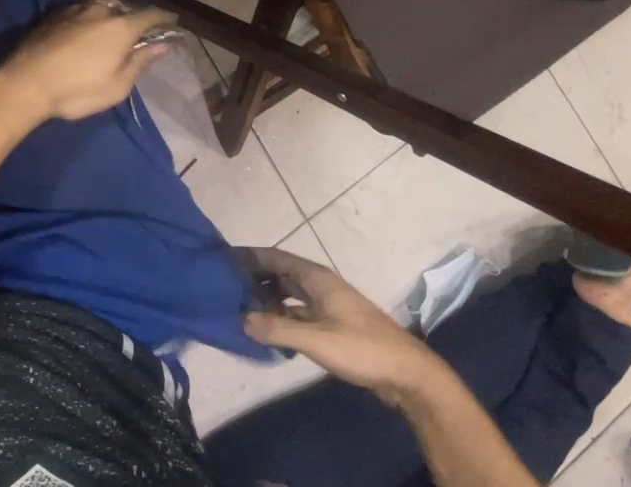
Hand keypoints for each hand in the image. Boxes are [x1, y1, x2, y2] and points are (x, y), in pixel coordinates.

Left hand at [0, 0, 173, 121]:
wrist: (25, 83)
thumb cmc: (77, 90)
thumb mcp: (117, 85)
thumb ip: (140, 61)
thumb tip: (162, 45)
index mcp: (120, 26)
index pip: (150, 15)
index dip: (164, 19)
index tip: (173, 24)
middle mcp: (99, 10)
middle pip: (124, 7)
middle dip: (133, 18)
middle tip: (136, 36)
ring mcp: (73, 9)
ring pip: (100, 5)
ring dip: (110, 15)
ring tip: (109, 32)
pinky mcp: (53, 15)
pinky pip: (80, 10)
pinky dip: (89, 18)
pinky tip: (83, 33)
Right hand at [240, 248, 453, 406]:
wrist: (409, 375)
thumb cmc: (362, 348)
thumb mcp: (316, 340)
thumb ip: (276, 329)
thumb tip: (240, 319)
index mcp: (317, 278)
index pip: (274, 257)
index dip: (248, 256)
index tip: (220, 258)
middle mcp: (320, 286)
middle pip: (280, 274)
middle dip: (253, 277)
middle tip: (223, 287)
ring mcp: (328, 306)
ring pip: (288, 294)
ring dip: (266, 298)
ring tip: (239, 308)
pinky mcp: (332, 326)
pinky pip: (297, 313)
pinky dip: (280, 316)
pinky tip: (267, 330)